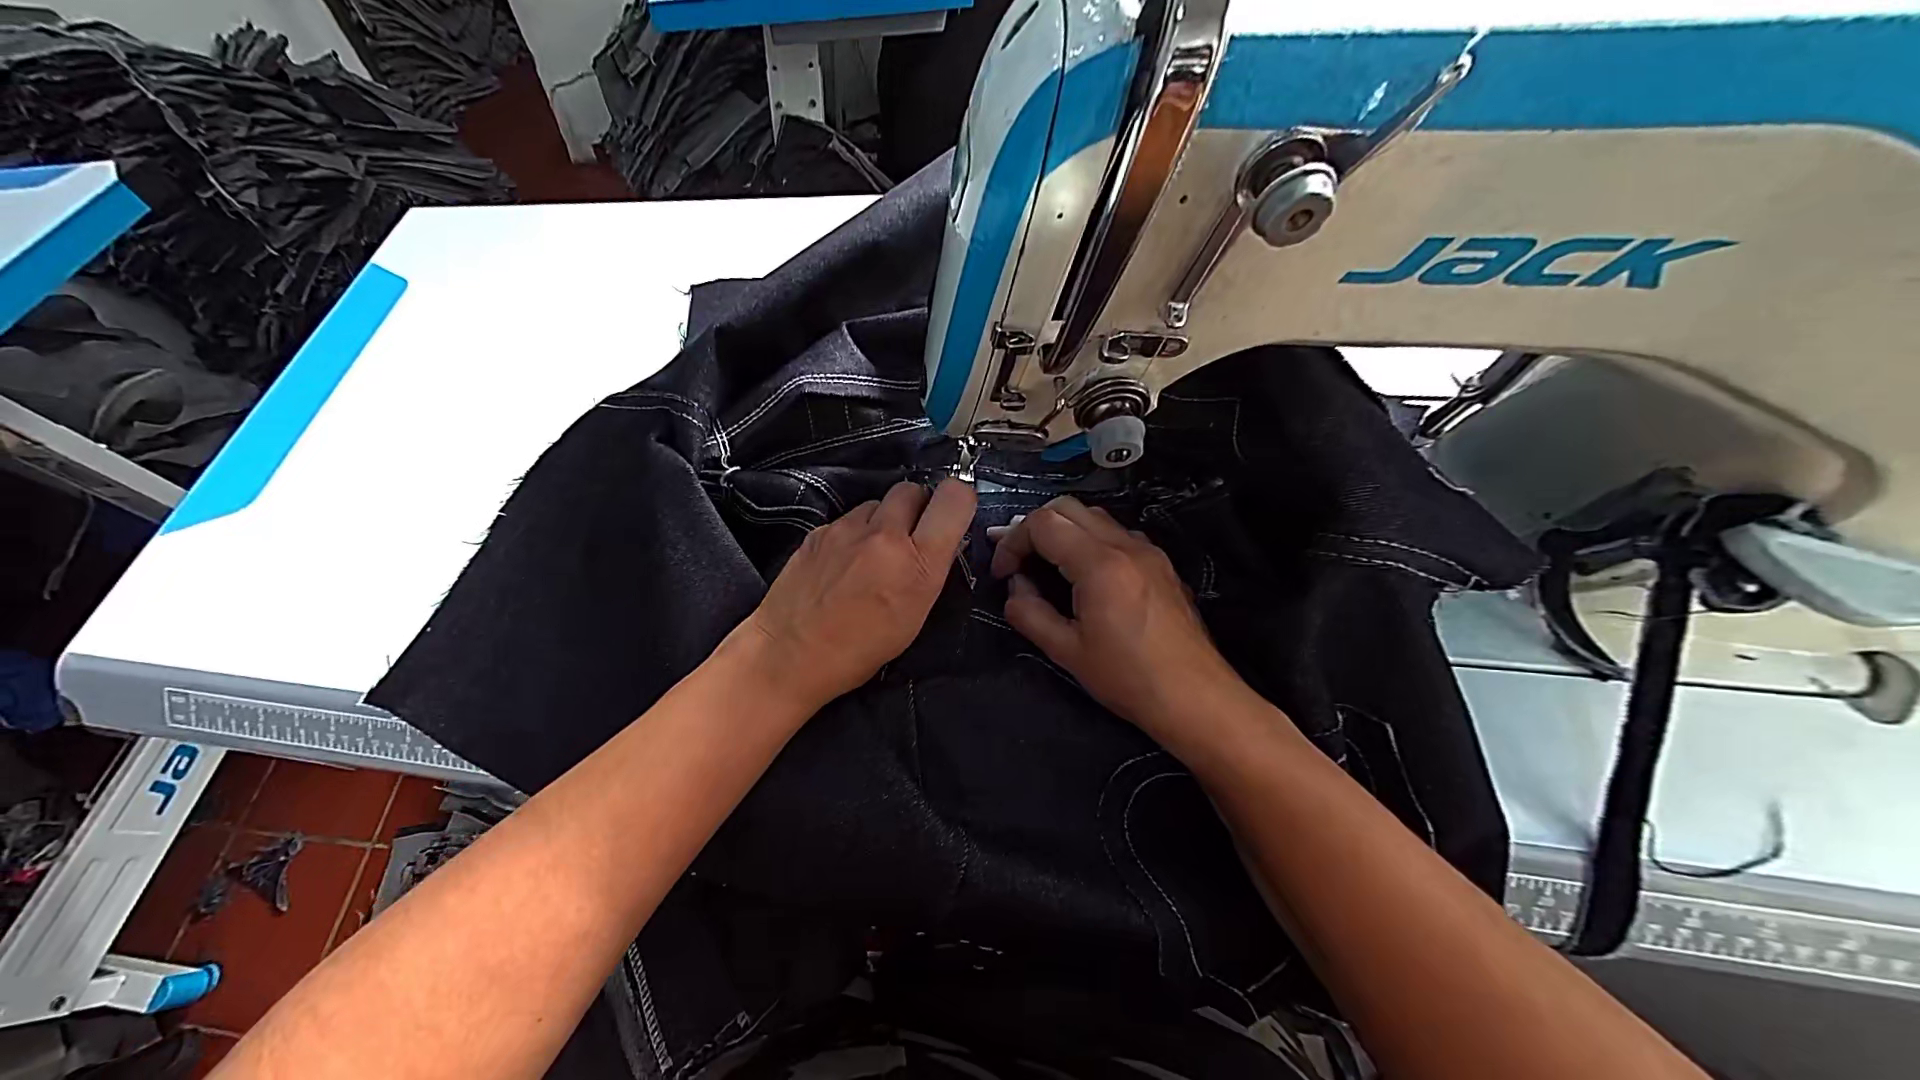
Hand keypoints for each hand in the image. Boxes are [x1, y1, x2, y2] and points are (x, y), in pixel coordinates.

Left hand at [735, 478, 975, 709]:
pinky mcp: (819, 531)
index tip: (951, 515)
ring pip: (879, 502)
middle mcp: (885, 536)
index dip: (958, 500)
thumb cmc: (859, 650)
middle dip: (918, 507)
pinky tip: (845, 562)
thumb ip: (932, 570)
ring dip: (884, 519)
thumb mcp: (915, 615)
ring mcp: (847, 529)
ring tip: (874, 552)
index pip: (954, 497)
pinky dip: (854, 532)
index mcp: (918, 562)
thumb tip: (944, 541)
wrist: (789, 655)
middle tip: (912, 536)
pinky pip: (849, 518)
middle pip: (914, 489)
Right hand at [990, 497, 1252, 742]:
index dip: (1012, 542)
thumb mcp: (1067, 651)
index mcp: (1100, 564)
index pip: (1042, 524)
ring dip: (1063, 532)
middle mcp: (1127, 546)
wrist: (1197, 697)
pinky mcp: (1161, 564)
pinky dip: (1090, 542)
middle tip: (1017, 561)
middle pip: (1067, 507)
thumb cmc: (1130, 679)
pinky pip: (1117, 535)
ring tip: (1045, 565)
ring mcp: (1149, 552)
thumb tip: (1016, 588)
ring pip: (1094, 517)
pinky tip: (1083, 575)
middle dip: (1034, 528)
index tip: (1003, 573)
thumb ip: (1030, 612)